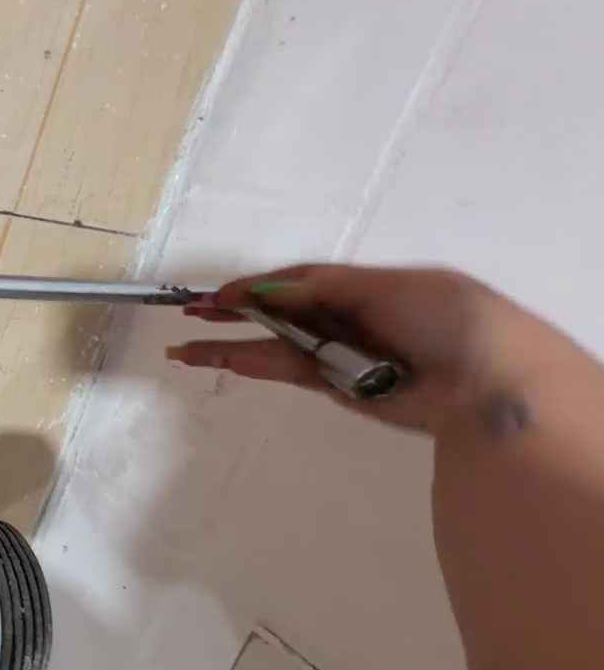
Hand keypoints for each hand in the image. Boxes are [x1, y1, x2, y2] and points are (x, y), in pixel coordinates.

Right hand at [169, 264, 559, 435]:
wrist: (490, 388)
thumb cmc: (450, 323)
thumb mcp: (390, 288)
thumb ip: (323, 286)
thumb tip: (262, 288)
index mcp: (367, 287)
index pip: (298, 281)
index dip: (256, 285)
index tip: (217, 294)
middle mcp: (345, 317)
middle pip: (276, 310)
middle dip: (231, 311)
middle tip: (189, 311)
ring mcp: (336, 352)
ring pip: (269, 343)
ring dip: (224, 344)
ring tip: (180, 349)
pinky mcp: (329, 383)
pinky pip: (279, 367)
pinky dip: (246, 362)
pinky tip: (214, 360)